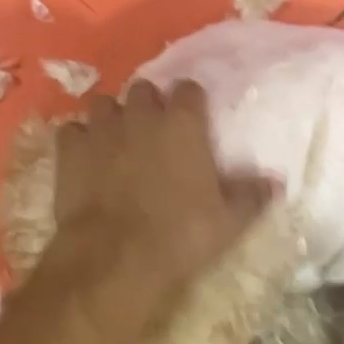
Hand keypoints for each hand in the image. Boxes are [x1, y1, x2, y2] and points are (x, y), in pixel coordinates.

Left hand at [50, 79, 273, 297]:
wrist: (115, 254)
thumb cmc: (180, 235)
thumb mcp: (227, 221)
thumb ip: (250, 195)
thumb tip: (274, 181)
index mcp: (182, 124)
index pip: (188, 90)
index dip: (189, 102)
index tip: (191, 117)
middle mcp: (140, 116)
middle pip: (142, 89)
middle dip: (147, 104)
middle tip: (151, 130)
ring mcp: (100, 128)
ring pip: (103, 103)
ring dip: (110, 116)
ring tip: (115, 139)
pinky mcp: (69, 147)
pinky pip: (71, 129)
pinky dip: (78, 139)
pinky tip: (83, 157)